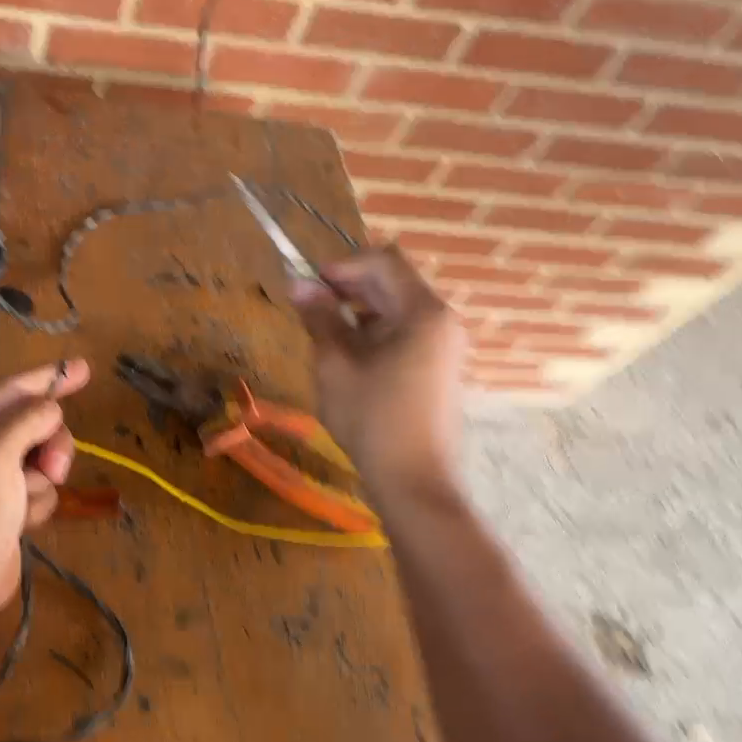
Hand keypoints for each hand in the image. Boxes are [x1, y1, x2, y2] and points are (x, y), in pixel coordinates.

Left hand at [0, 360, 91, 651]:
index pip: (10, 392)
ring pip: (41, 459)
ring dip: (40, 482)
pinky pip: (38, 489)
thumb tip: (50, 407)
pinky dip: (36, 505)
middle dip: (48, 446)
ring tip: (23, 505)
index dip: (48, 379)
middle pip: (32, 425)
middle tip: (53, 468)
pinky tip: (20, 525)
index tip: (84, 368)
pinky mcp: (4, 505)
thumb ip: (27, 421)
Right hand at [290, 248, 465, 492]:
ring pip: (395, 308)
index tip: (307, 286)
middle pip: (391, 282)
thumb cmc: (372, 419)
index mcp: (422, 312)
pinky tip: (347, 358)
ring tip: (323, 335)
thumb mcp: (336, 365)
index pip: (383, 262)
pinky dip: (372, 332)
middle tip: (307, 308)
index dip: (341, 266)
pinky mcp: (437, 366)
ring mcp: (443, 344)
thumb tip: (299, 284)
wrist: (413, 479)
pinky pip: (403, 332)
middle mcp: (440, 320)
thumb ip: (320, 319)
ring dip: (357, 311)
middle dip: (347, 287)